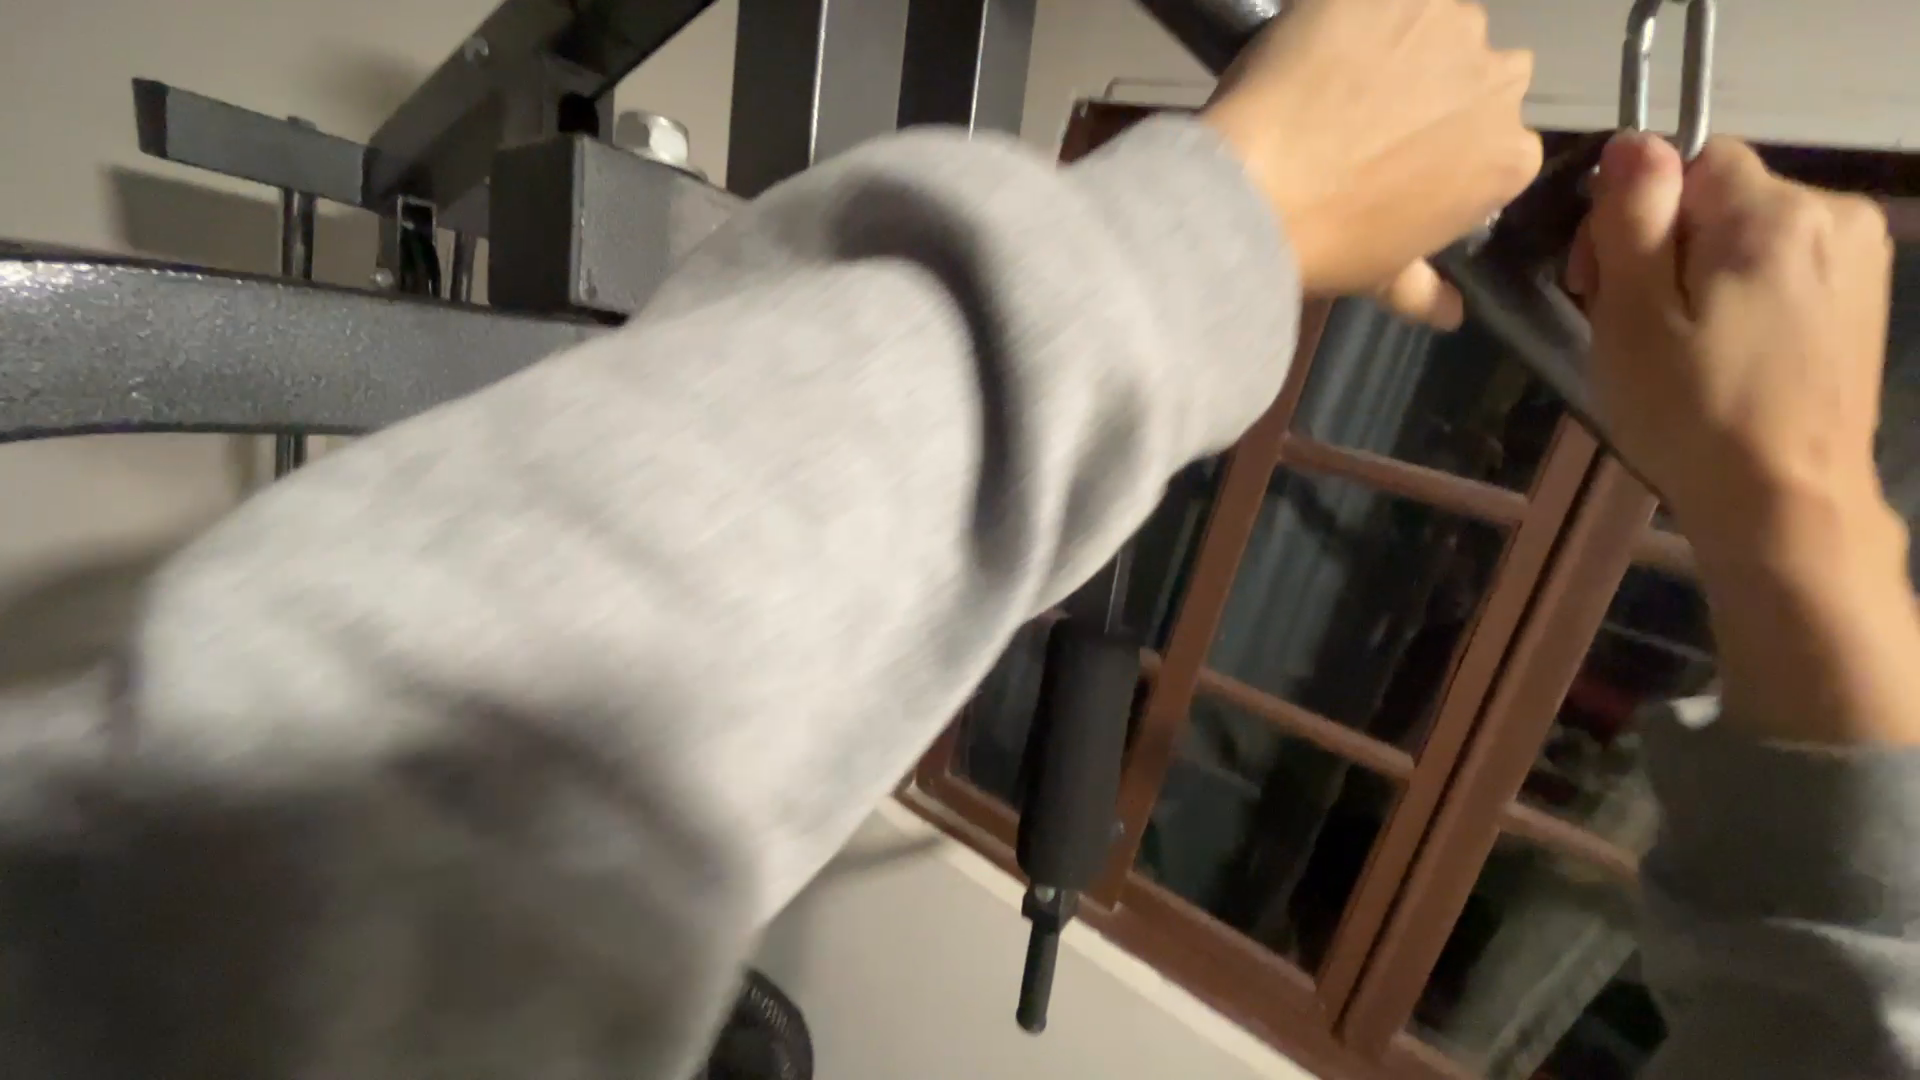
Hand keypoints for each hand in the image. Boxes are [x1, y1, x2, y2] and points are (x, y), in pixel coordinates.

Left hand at [1201, 0, 1540, 328]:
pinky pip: (1374, 2)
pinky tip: (1309, 60)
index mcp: (1507, 159)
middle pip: (1470, 80)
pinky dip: (1348, 21)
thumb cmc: (1323, 246)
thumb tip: (1451, 315)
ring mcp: (1450, 22)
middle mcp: (1501, 80)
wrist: (1253, 192)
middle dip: (1426, 97)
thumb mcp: (1379, 277)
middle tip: (1355, 130)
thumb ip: (1423, 288)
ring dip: (1390, 53)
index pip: (1491, 145)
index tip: (1392, 166)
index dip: (1439, 152)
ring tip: (1326, 94)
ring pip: (1429, 30)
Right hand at [1568, 134, 1896, 552]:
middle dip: (1657, 244)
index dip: (1629, 213)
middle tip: (1624, 321)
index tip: (1599, 281)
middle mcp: (1832, 214)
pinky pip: (1775, 261)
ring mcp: (1857, 254)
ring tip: (1668, 341)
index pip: (1686, 160)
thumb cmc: (1687, 408)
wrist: (1779, 491)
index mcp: (1770, 216)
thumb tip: (1631, 143)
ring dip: (1690, 270)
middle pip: (1715, 194)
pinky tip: (1714, 345)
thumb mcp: (1631, 315)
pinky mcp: (1859, 292)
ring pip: (1743, 229)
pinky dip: (1731, 291)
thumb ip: (1632, 221)